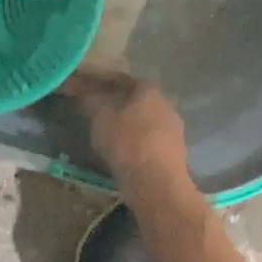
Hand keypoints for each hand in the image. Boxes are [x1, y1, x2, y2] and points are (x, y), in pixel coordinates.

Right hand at [60, 70, 189, 187]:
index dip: (110, 83)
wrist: (156, 182)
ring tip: (112, 136)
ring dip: (132, 127)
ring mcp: (174, 131)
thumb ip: (93, 103)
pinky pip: (152, 142)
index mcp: (150, 92)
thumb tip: (86, 93)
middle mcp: (167, 106)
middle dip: (123, 106)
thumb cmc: (127, 143)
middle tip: (102, 113)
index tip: (95, 89)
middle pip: (141, 101)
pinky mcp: (175, 153)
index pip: (129, 80)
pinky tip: (126, 154)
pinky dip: (139, 144)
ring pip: (148, 122)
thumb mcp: (100, 119)